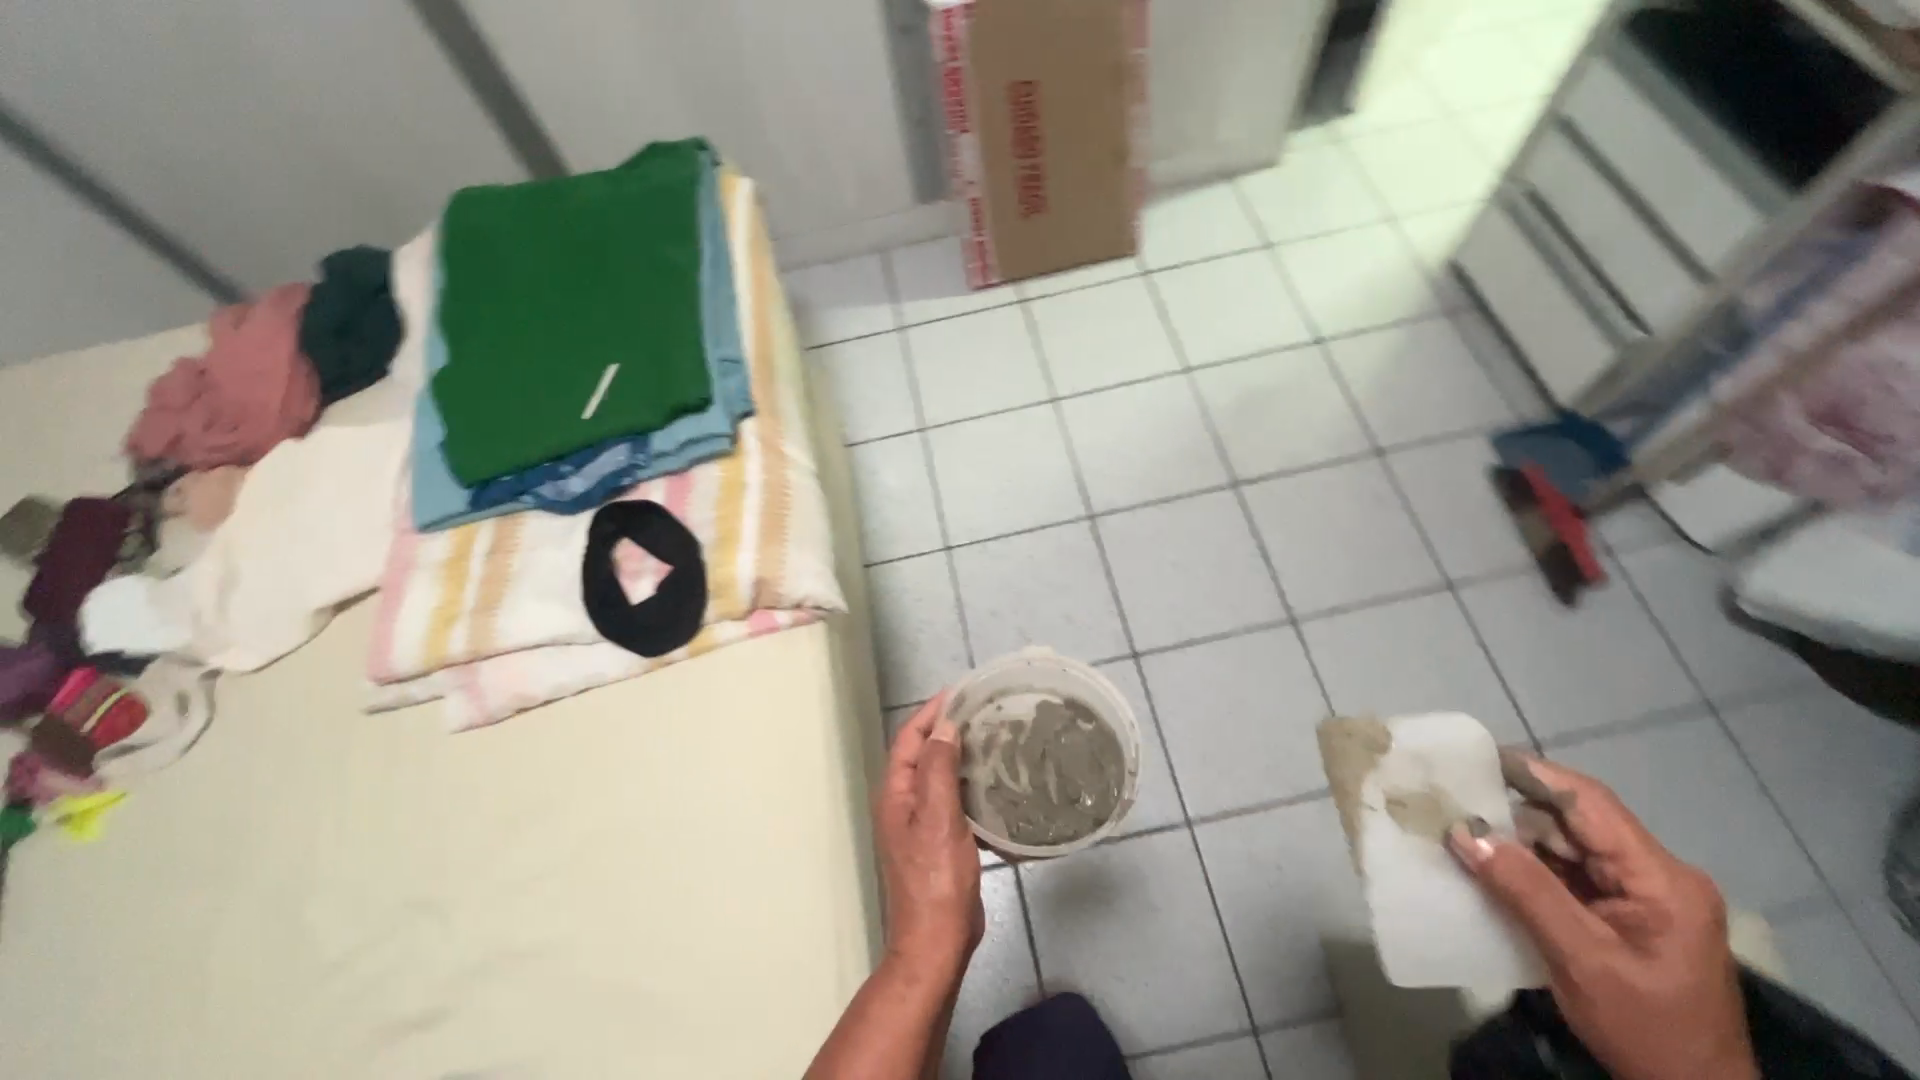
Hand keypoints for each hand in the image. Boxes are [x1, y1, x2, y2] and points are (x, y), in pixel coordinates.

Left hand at [876, 693, 983, 972]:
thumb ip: (937, 769)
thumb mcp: (938, 818)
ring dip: (962, 758)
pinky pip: (955, 803)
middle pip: (922, 754)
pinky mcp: (940, 843)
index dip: (931, 713)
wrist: (937, 940)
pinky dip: (972, 788)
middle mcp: (903, 804)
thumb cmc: (936, 878)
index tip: (960, 692)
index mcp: (895, 794)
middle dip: (948, 730)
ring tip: (995, 741)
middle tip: (984, 712)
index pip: (909, 739)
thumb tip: (944, 727)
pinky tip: (999, 787)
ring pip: (940, 778)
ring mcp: (920, 825)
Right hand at [1448, 753, 1758, 1079]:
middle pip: (1576, 823)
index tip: (1474, 760)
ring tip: (1459, 831)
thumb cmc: (1646, 1029)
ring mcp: (1644, 896)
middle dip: (1514, 812)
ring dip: (1518, 843)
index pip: (1589, 803)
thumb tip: (1464, 832)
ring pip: (1569, 848)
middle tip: (1451, 803)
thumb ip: (1524, 890)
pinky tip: (1490, 869)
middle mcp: (1658, 875)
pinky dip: (1531, 871)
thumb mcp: (1580, 960)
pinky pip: (1572, 876)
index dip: (1532, 774)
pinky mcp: (1627, 915)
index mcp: (1662, 878)